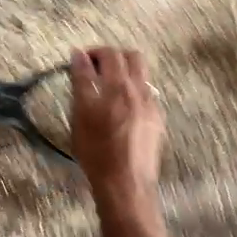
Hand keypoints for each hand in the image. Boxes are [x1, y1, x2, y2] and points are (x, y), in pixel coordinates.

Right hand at [68, 47, 165, 201]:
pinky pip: (147, 96)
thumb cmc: (96, 149)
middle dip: (114, 57)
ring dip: (126, 74)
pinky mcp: (157, 122)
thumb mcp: (81, 113)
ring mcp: (153, 106)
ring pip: (142, 77)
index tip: (81, 60)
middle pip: (133, 58)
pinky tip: (121, 111)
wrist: (125, 184)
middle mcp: (141, 91)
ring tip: (108, 90)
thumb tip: (79, 54)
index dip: (94, 52)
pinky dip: (133, 93)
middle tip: (96, 69)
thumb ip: (81, 80)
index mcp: (120, 85)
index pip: (110, 54)